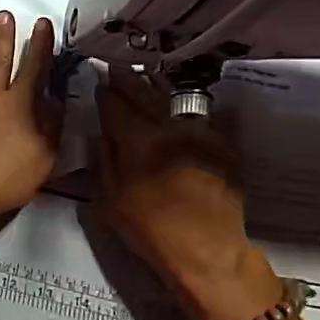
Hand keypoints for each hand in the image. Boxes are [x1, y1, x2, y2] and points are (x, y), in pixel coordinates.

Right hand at [95, 66, 281, 319]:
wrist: (208, 251)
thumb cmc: (151, 231)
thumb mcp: (110, 201)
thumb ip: (104, 161)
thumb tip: (104, 133)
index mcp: (139, 142)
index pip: (117, 106)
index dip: (106, 92)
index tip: (99, 81)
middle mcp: (170, 128)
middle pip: (145, 95)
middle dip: (129, 80)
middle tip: (117, 67)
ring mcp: (200, 133)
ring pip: (174, 99)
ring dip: (156, 86)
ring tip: (145, 75)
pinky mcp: (221, 144)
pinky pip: (197, 116)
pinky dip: (181, 106)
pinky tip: (175, 103)